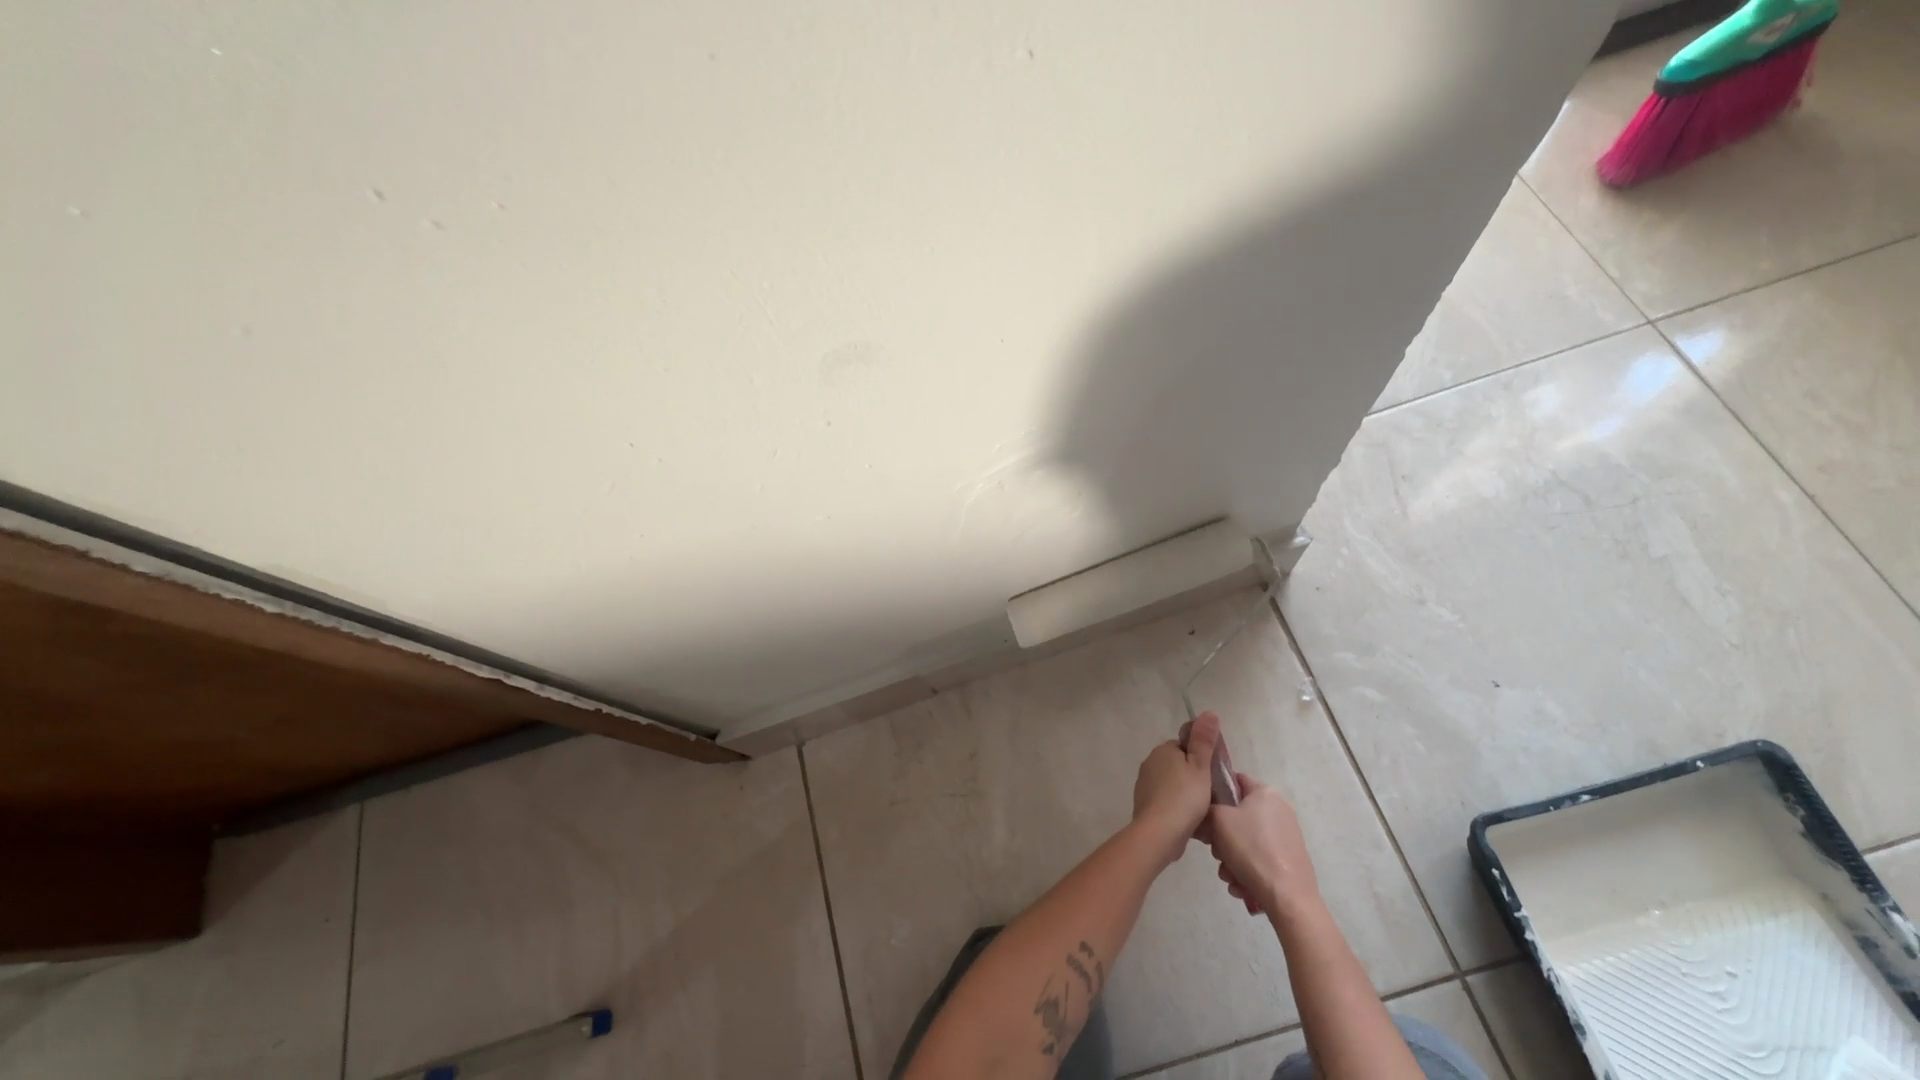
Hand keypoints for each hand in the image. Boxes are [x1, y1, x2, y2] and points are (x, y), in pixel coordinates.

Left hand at [1131, 712, 1223, 867]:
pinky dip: (1175, 806)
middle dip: (1192, 776)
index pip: (1183, 747)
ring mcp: (1144, 784)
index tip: (1212, 774)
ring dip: (1184, 792)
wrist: (1159, 832)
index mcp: (1163, 751)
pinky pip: (1164, 800)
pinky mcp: (1144, 804)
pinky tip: (1187, 819)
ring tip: (1202, 808)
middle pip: (1177, 765)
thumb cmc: (1184, 797)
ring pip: (1171, 783)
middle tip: (1210, 792)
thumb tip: (1209, 713)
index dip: (1199, 758)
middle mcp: (1149, 764)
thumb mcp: (1201, 766)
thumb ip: (1204, 741)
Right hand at [1206, 773, 1320, 918]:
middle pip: (1237, 816)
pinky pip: (1258, 858)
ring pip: (1245, 841)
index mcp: (1265, 793)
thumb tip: (1205, 815)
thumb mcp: (1218, 820)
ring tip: (1230, 876)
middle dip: (1222, 838)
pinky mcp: (1288, 859)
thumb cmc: (1251, 849)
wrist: (1288, 895)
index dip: (1215, 793)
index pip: (1234, 780)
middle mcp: (1279, 810)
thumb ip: (1207, 809)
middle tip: (1217, 852)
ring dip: (1231, 859)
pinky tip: (1242, 885)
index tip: (1204, 813)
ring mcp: (1286, 836)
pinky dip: (1247, 870)